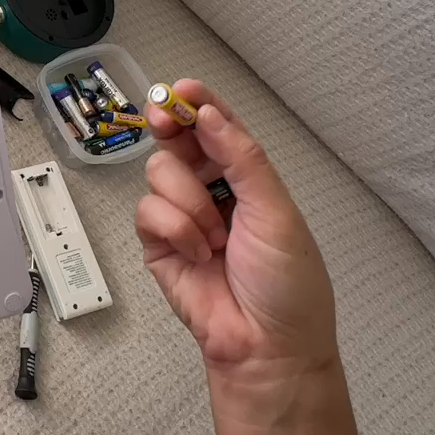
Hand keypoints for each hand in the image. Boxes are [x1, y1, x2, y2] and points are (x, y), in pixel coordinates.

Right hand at [135, 81, 338, 375]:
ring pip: (159, 172)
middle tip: (164, 119)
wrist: (264, 345)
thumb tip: (207, 112)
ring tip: (213, 236)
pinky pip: (147, 209)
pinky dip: (174, 228)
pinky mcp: (155, 238)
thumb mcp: (275, 212)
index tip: (181, 89)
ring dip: (188, 200)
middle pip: (176, 138)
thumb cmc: (287, 281)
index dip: (197, 102)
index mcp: (243, 175)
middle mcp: (209, 186)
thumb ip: (241, 158)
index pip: (216, 126)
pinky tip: (197, 252)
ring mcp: (179, 211)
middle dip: (168, 125)